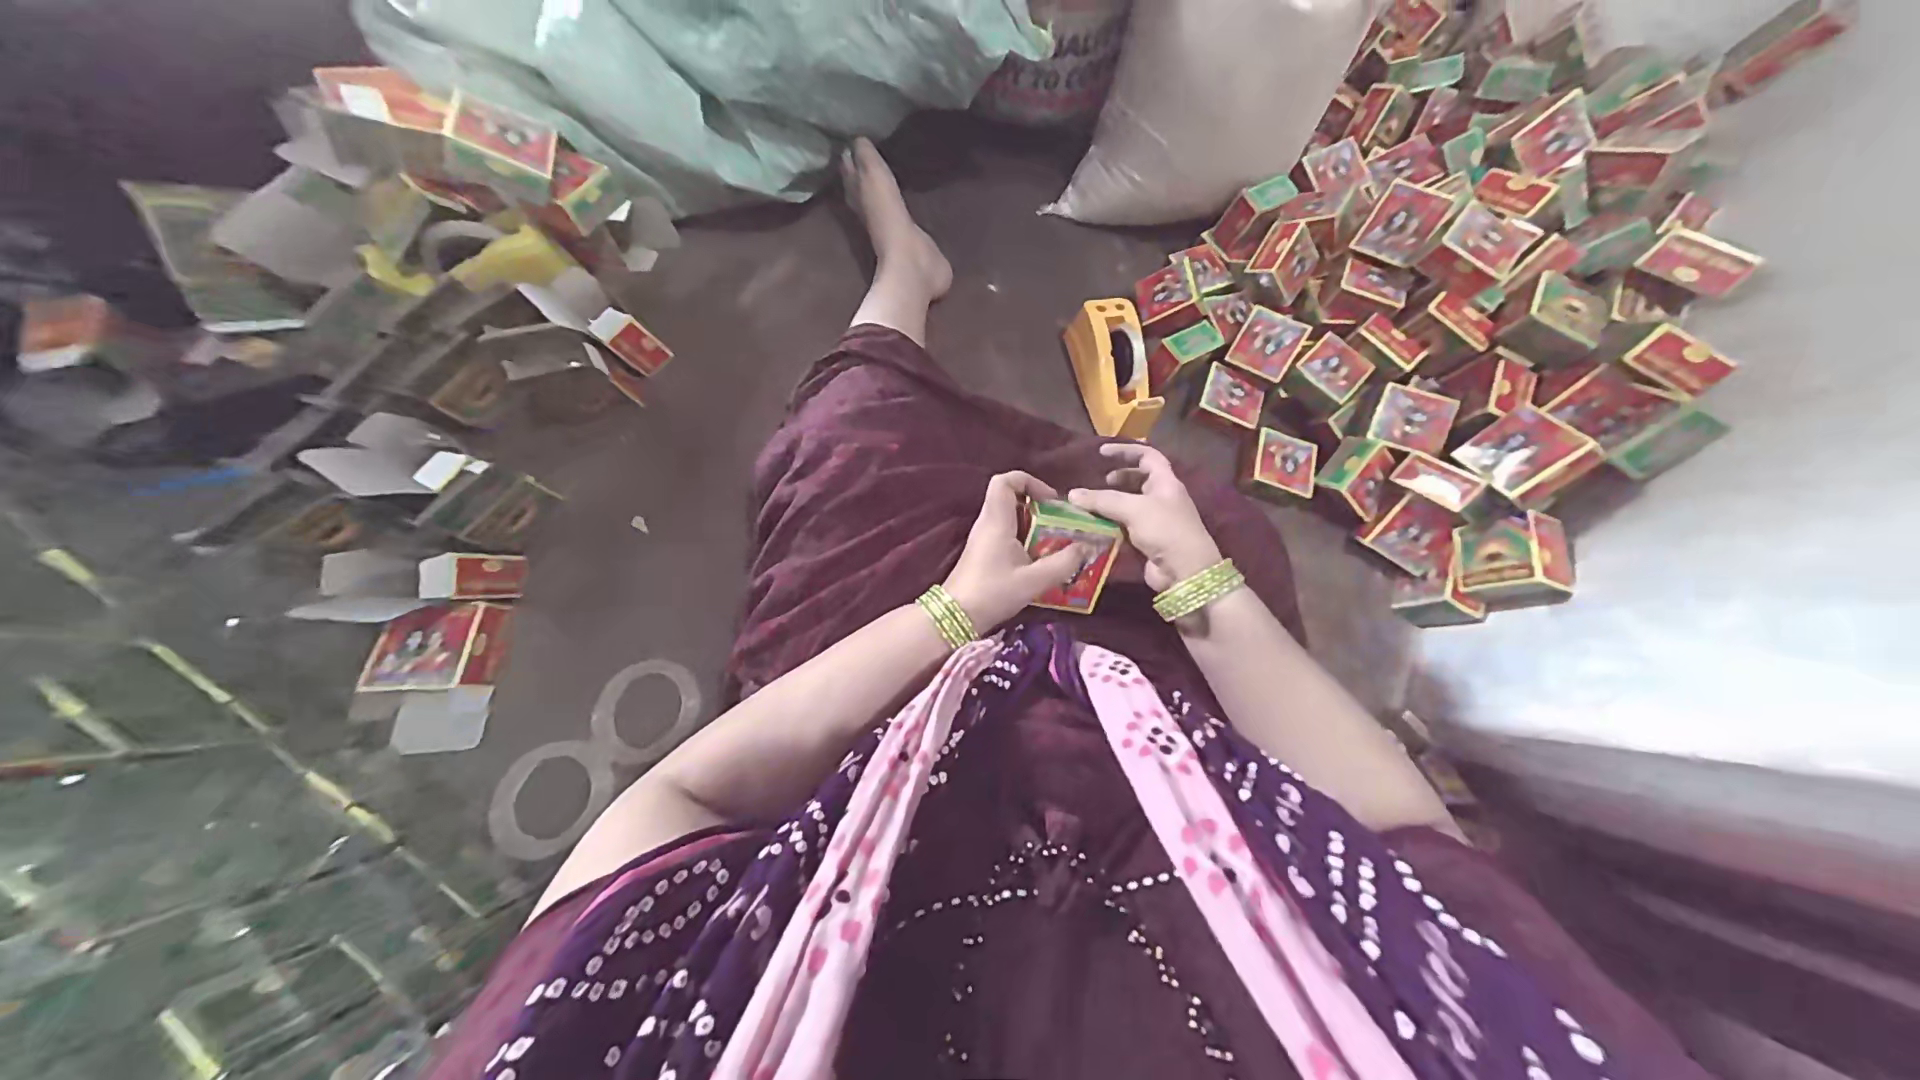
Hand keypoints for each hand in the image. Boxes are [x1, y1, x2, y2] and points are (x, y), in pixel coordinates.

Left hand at [943, 471, 1090, 630]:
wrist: (956, 616)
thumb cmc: (992, 593)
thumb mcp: (1033, 581)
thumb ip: (1063, 563)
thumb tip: (1085, 548)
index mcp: (996, 521)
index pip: (1005, 481)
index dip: (1029, 481)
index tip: (1050, 500)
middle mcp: (988, 523)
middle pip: (1010, 498)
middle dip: (1038, 506)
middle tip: (1059, 523)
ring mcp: (983, 538)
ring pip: (1010, 517)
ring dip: (1033, 525)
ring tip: (1055, 542)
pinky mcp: (983, 553)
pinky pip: (1006, 534)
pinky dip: (1024, 539)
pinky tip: (1039, 560)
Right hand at [1068, 443, 1222, 591]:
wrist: (1185, 571)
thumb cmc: (1165, 530)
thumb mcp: (1134, 509)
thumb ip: (1102, 500)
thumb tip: (1072, 494)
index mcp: (1166, 482)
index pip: (1147, 456)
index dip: (1125, 451)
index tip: (1101, 453)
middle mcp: (1162, 498)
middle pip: (1139, 480)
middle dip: (1118, 479)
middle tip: (1100, 483)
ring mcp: (1156, 520)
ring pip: (1130, 505)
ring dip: (1111, 504)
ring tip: (1093, 507)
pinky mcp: (1148, 541)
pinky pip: (1126, 526)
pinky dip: (1111, 525)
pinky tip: (1096, 528)